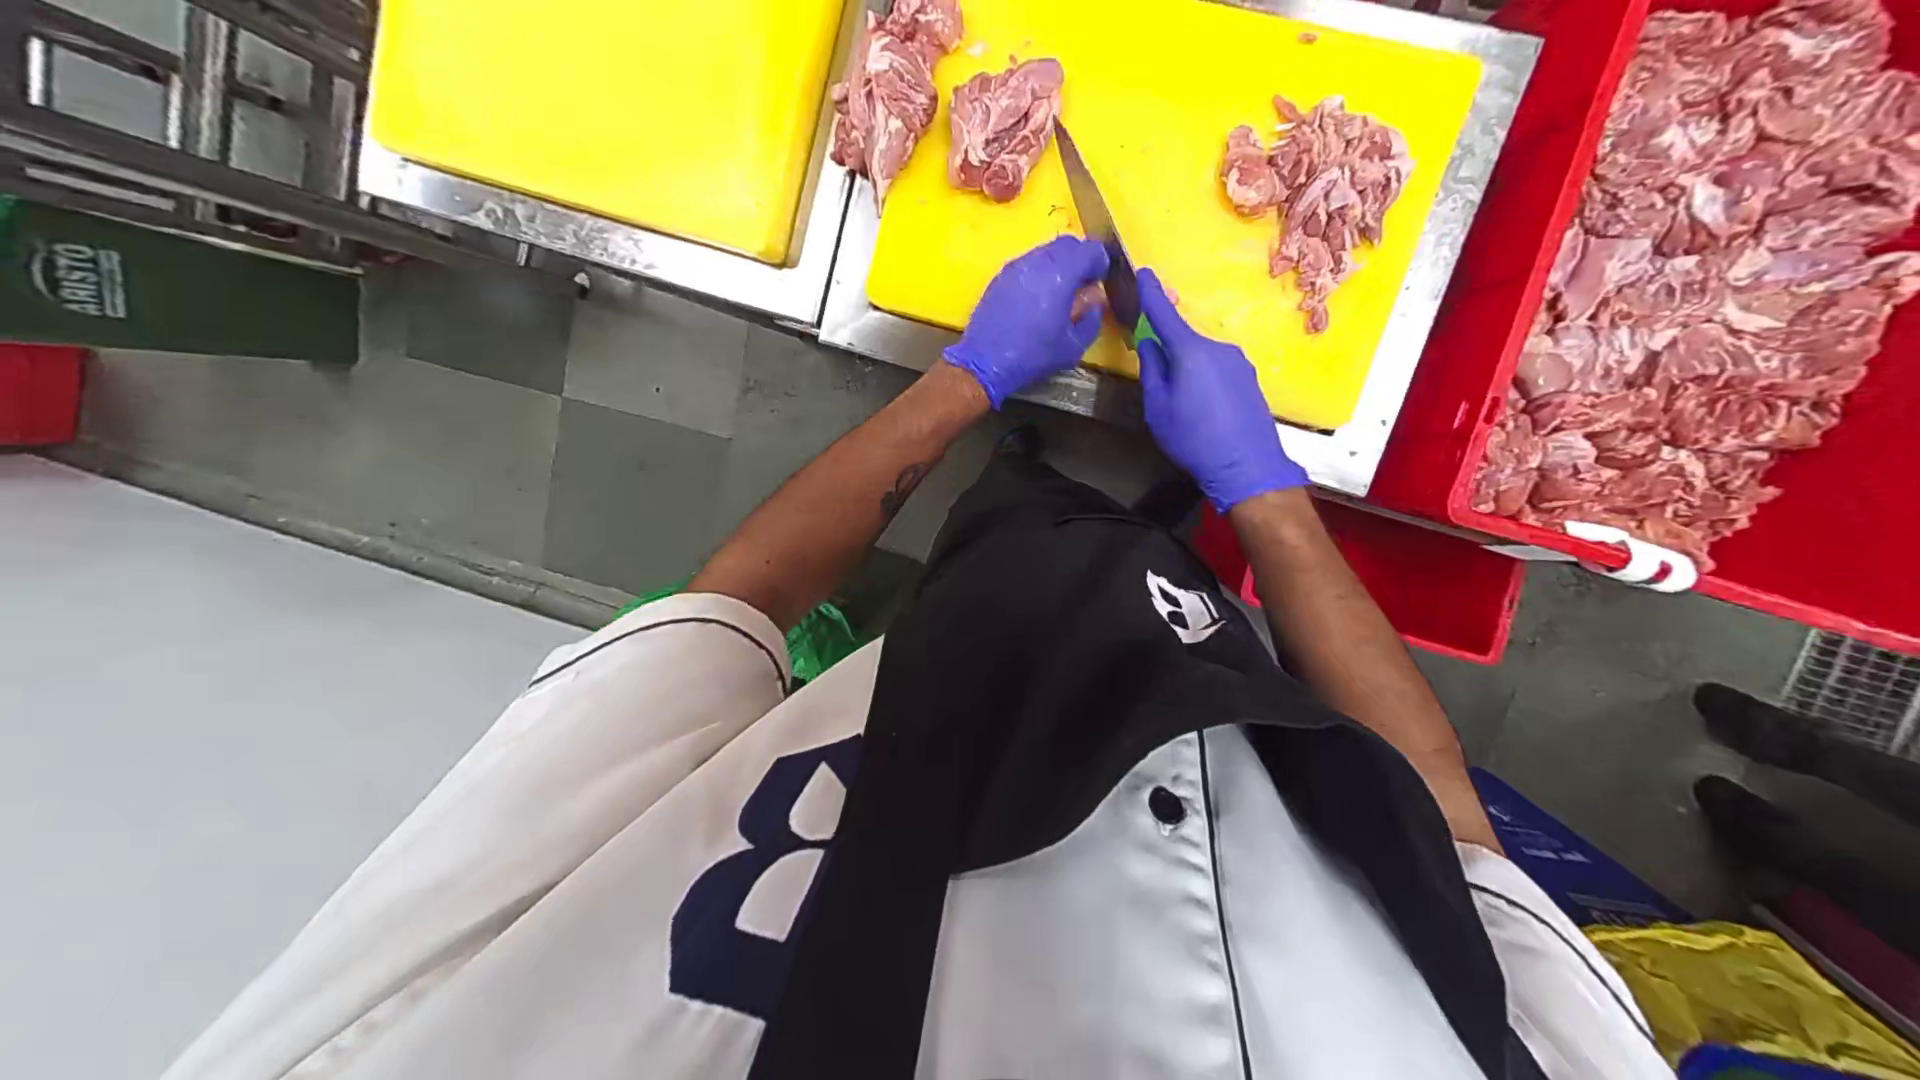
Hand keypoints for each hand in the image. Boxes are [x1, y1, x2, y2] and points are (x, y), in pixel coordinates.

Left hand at [943, 236, 1109, 407]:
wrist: (986, 361)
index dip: (1100, 262)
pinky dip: (1040, 271)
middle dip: (1080, 258)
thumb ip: (1092, 320)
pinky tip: (1038, 297)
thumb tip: (1094, 302)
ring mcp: (1016, 266)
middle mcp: (1038, 261)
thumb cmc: (1034, 355)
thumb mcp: (1073, 346)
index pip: (1089, 250)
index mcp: (1061, 274)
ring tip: (1060, 291)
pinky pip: (1028, 262)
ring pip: (1046, 251)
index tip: (1099, 280)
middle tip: (1083, 283)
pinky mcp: (1001, 276)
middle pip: (1067, 244)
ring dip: (1059, 264)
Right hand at [1135, 269, 1306, 509]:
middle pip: (1185, 338)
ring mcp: (1238, 362)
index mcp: (1191, 351)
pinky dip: (1202, 377)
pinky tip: (1199, 404)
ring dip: (1186, 367)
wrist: (1247, 465)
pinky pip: (1217, 368)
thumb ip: (1151, 371)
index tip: (1144, 272)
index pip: (1165, 315)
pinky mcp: (1248, 379)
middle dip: (1168, 347)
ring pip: (1201, 355)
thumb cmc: (1193, 438)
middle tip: (1154, 371)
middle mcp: (1218, 348)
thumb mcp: (1158, 407)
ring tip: (1178, 400)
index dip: (1151, 294)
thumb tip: (1150, 343)